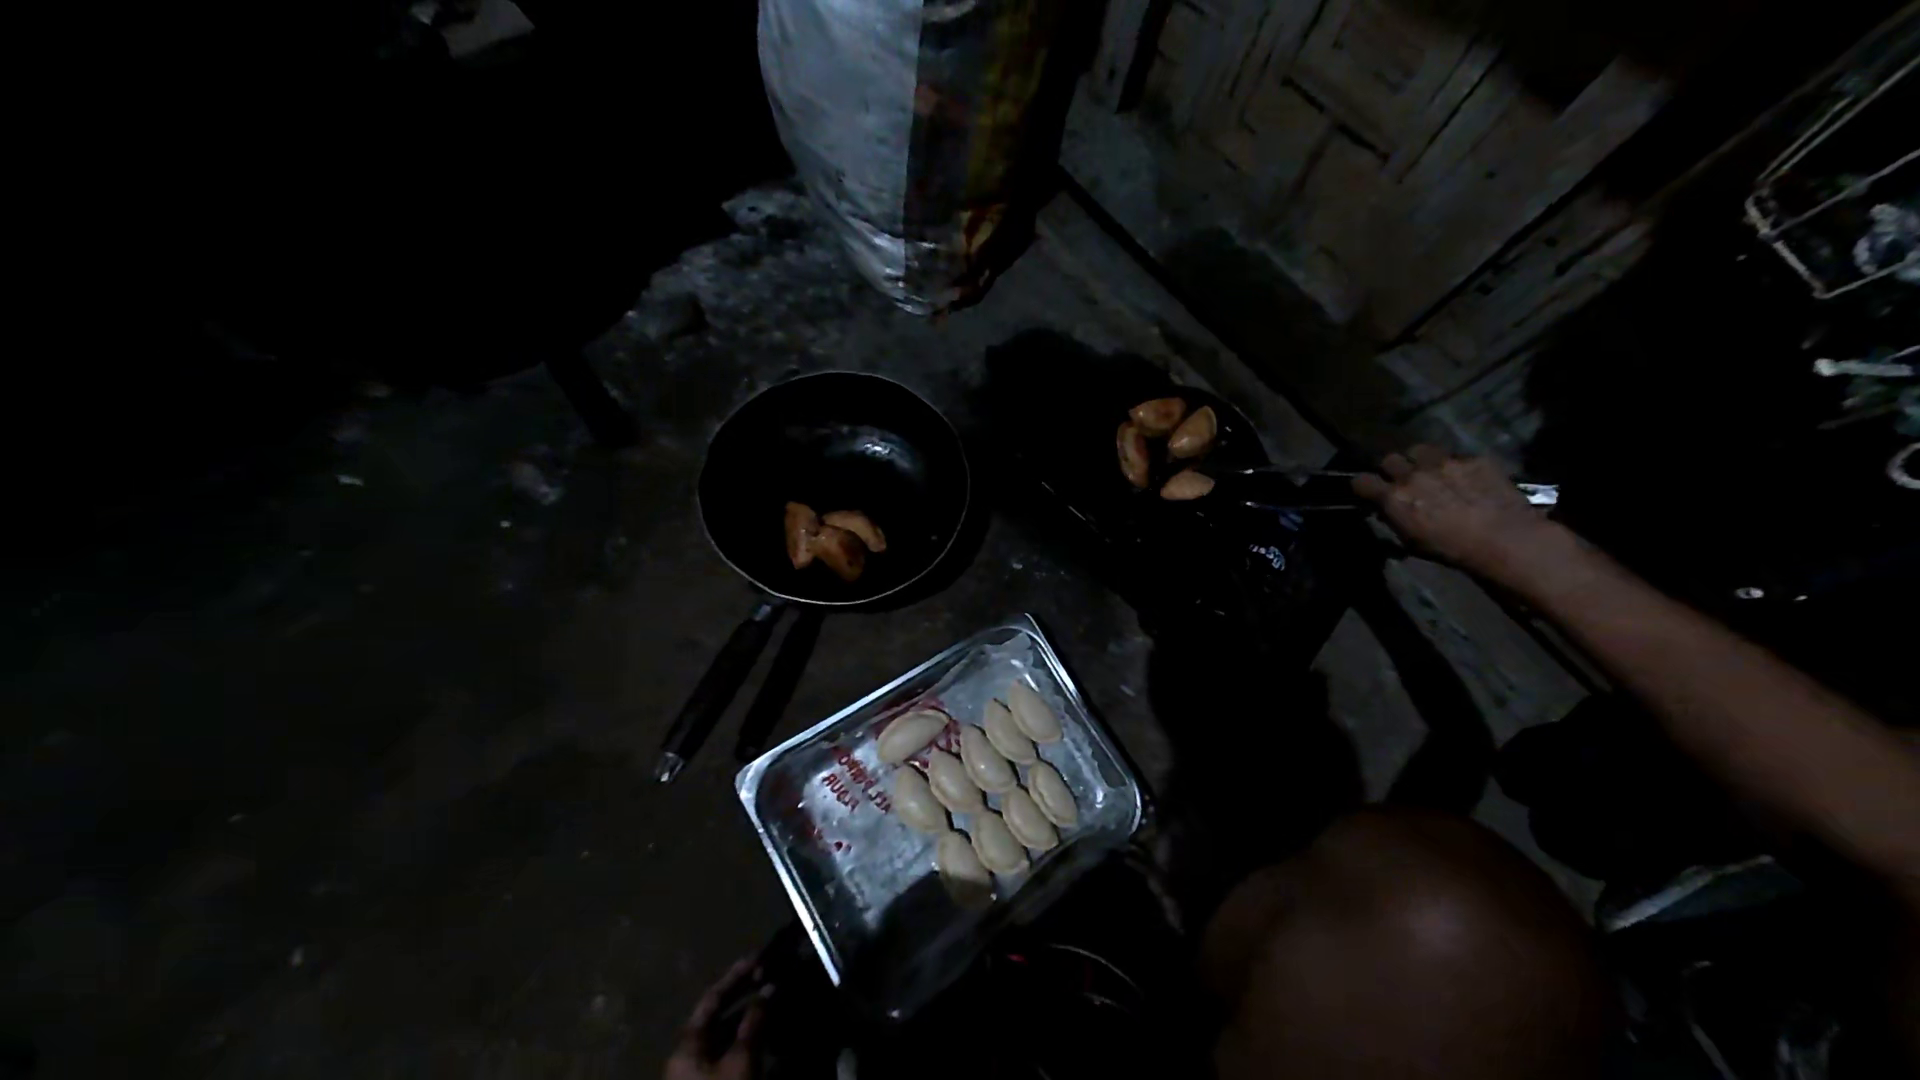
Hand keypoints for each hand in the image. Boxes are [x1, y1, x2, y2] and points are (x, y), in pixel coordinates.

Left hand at [664, 957, 763, 1079]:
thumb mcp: (741, 1061)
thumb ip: (753, 1023)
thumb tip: (768, 990)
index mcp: (687, 1043)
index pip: (712, 998)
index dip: (736, 975)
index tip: (759, 957)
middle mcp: (688, 1054)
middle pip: (717, 1015)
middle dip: (744, 995)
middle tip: (769, 976)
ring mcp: (696, 1074)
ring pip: (723, 1035)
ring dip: (747, 1018)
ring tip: (772, 1003)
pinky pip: (726, 1054)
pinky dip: (745, 1040)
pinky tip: (765, 1036)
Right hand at [1352, 446, 1560, 579]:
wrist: (1505, 539)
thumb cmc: (1451, 548)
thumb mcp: (1410, 540)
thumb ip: (1393, 518)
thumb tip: (1385, 509)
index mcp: (1393, 497)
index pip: (1361, 480)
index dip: (1363, 485)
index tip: (1368, 490)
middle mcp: (1413, 474)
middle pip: (1389, 459)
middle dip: (1392, 469)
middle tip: (1403, 479)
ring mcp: (1444, 463)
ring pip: (1419, 449)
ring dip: (1419, 459)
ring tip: (1431, 470)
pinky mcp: (1473, 459)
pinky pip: (1455, 455)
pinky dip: (1455, 465)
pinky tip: (1466, 478)